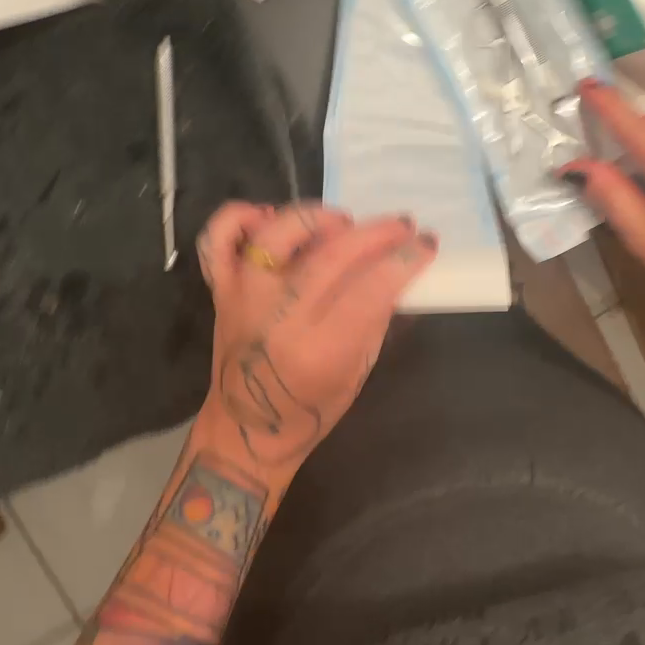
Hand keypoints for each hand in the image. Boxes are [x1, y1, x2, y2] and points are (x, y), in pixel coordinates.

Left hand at [193, 201, 434, 475]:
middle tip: (402, 226)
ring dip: (317, 217)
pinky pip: (218, 239)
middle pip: (333, 255)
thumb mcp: (359, 370)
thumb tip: (394, 267)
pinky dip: (241, 216)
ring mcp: (244, 299)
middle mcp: (277, 319)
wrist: (246, 428)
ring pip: (276, 235)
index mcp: (319, 351)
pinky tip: (270, 218)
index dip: (405, 259)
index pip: (370, 289)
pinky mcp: (221, 290)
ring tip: (342, 222)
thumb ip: (375, 317)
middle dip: (376, 233)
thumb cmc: (311, 408)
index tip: (426, 244)